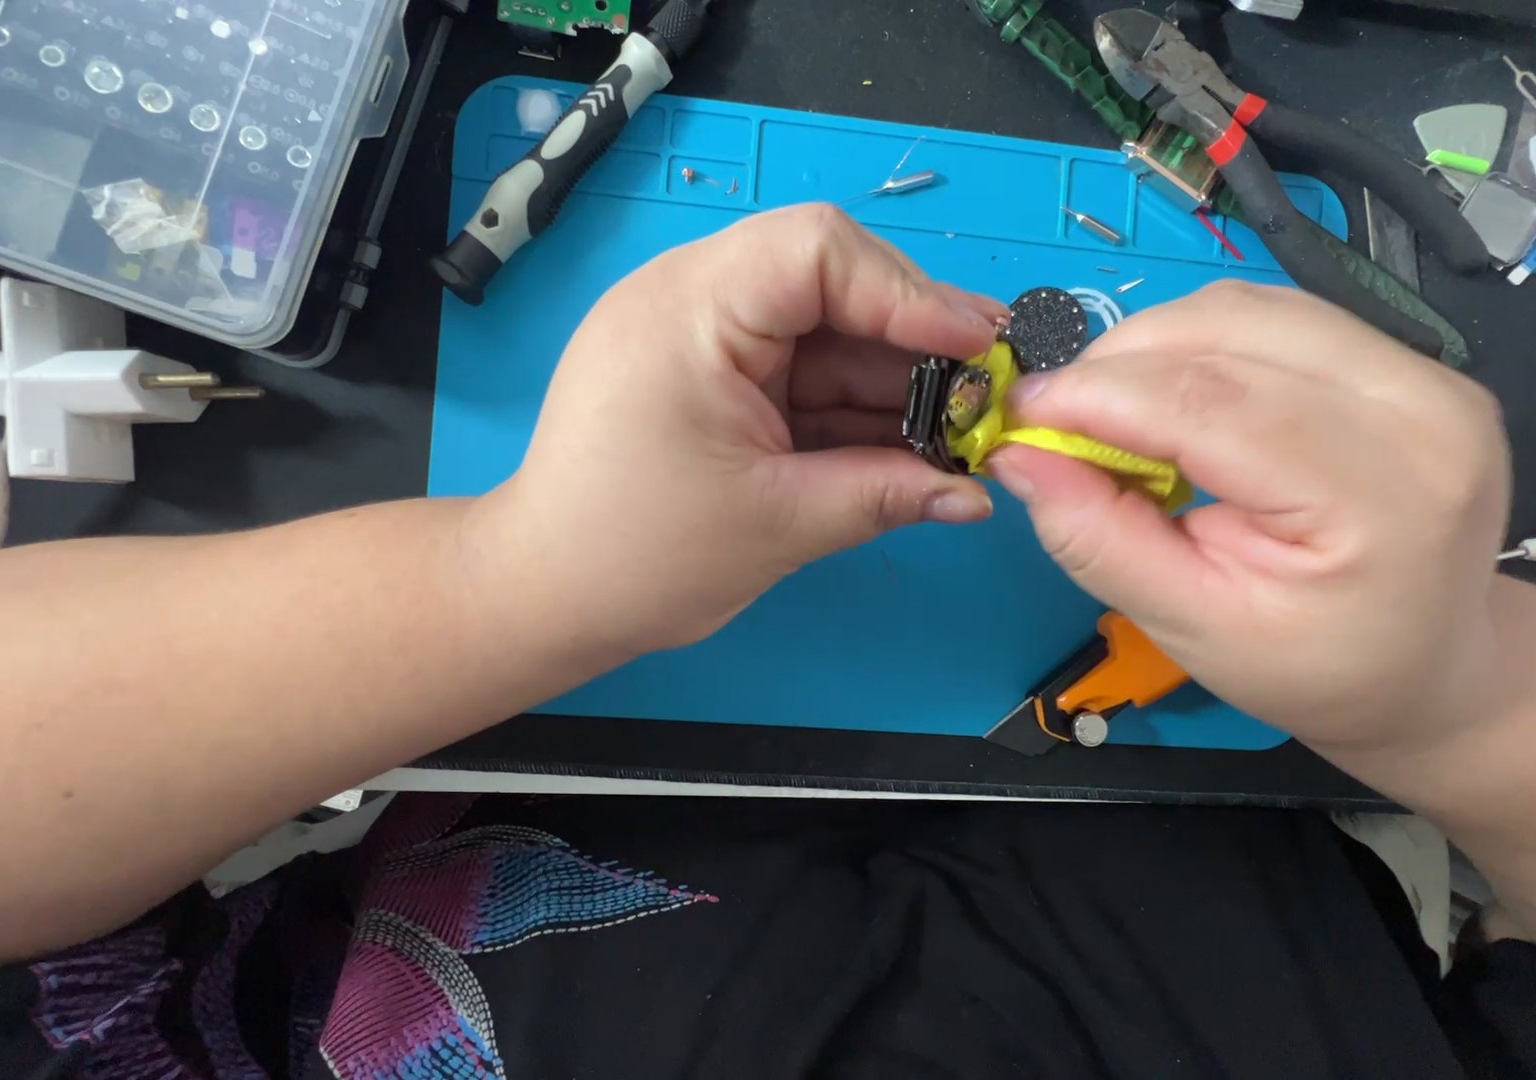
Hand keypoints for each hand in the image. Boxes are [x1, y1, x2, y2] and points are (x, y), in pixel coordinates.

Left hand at [480, 204, 1006, 653]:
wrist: (549, 596)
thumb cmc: (640, 558)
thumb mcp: (778, 523)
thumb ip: (886, 495)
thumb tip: (977, 496)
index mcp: (690, 310)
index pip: (816, 250)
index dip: (909, 290)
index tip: (976, 347)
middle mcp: (694, 302)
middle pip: (831, 288)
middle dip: (913, 341)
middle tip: (986, 389)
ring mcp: (706, 342)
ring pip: (825, 339)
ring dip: (893, 382)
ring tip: (962, 426)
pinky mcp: (717, 382)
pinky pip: (802, 379)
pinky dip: (856, 411)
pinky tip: (912, 442)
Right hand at [986, 283, 1510, 747]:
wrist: (1430, 665)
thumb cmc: (1308, 667)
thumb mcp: (1189, 626)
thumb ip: (1098, 540)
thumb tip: (1018, 457)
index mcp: (1379, 496)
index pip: (1212, 405)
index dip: (1097, 397)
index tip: (1018, 414)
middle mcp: (1419, 408)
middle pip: (1228, 331)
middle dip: (1114, 362)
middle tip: (1055, 418)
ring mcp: (1422, 372)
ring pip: (1243, 308)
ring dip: (1148, 345)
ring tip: (1107, 409)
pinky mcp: (1402, 360)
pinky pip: (1268, 316)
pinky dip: (1189, 343)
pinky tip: (1164, 396)